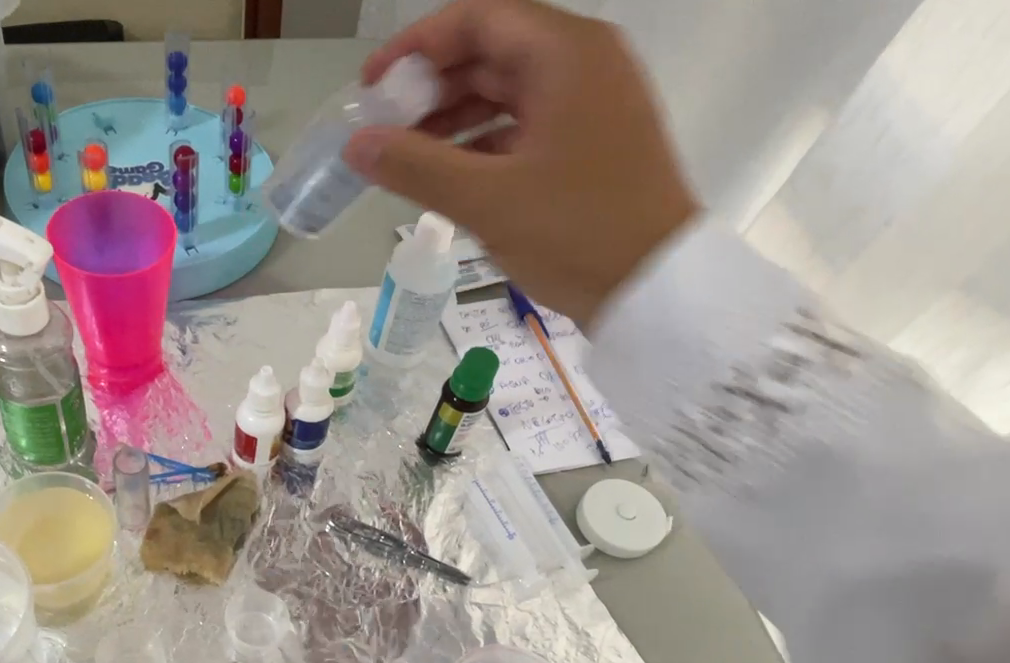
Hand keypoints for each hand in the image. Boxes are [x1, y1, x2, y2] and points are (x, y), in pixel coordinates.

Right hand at [347, 0, 699, 324]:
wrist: (654, 289)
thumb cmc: (575, 233)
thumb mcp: (486, 200)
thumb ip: (415, 167)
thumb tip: (355, 146)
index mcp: (565, 53)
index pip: (476, 20)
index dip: (415, 47)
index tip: (372, 87)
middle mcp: (583, 63)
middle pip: (490, 52)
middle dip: (430, 88)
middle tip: (382, 129)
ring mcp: (591, 103)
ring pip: (505, 92)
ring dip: (451, 119)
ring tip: (405, 158)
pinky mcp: (590, 142)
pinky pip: (524, 125)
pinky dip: (482, 143)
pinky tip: (447, 176)